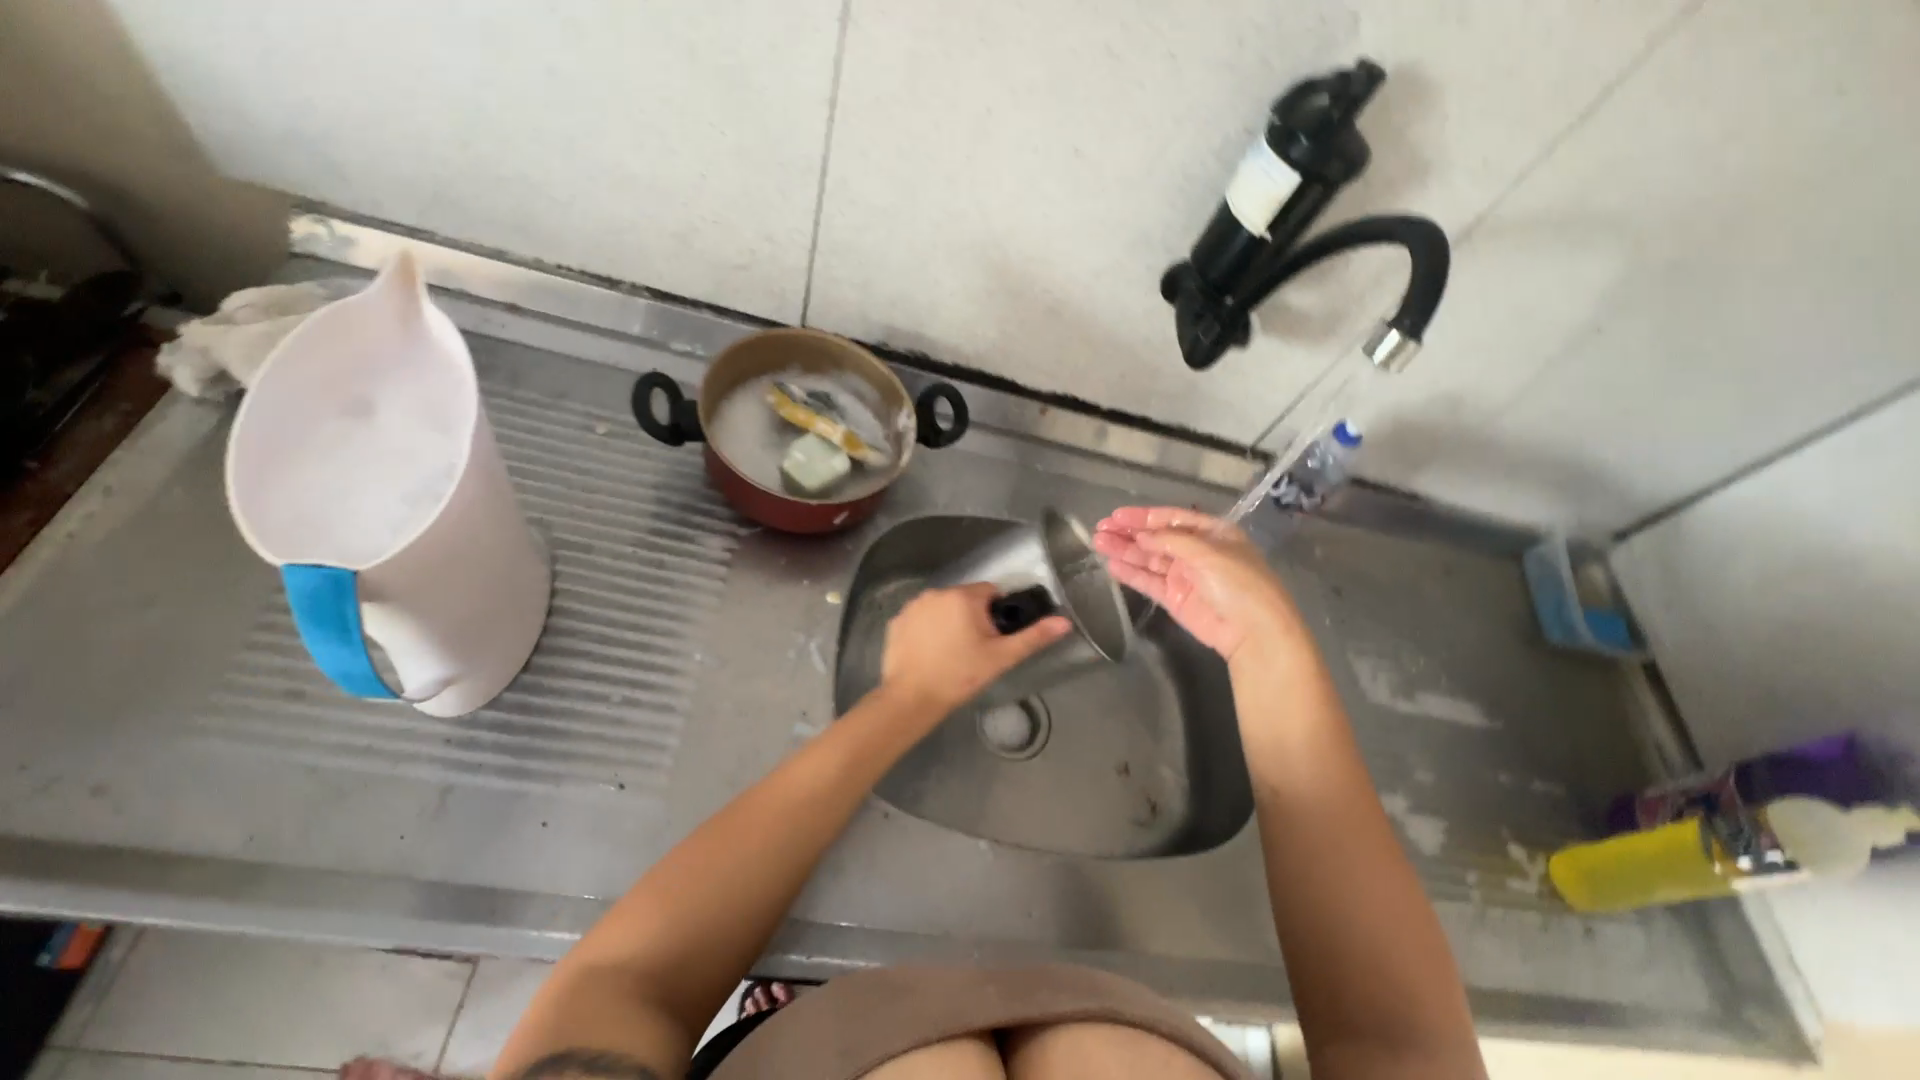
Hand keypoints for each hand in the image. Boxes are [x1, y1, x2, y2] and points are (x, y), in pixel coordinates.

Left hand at [879, 583, 1071, 716]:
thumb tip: (1064, 622)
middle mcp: (935, 593)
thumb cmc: (960, 675)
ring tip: (950, 654)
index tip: (991, 638)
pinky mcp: (896, 621)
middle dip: (971, 618)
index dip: (994, 614)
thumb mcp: (1001, 658)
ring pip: (941, 608)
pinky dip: (926, 630)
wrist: (912, 698)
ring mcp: (912, 606)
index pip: (989, 592)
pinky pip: (920, 619)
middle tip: (973, 649)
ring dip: (948, 622)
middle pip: (964, 599)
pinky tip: (929, 653)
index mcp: (963, 597)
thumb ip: (1033, 637)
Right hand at [1092, 506, 1305, 661]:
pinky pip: (1149, 582)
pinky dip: (1131, 574)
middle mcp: (1196, 551)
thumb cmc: (1238, 583)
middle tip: (1100, 529)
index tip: (1116, 516)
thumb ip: (1172, 541)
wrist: (1253, 631)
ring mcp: (1184, 576)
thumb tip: (1142, 536)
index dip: (1143, 516)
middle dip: (1129, 533)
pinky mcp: (1175, 599)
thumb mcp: (1208, 553)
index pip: (1172, 518)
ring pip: (1149, 559)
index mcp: (1212, 533)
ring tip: (1098, 543)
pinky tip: (1112, 565)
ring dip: (1124, 551)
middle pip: (1157, 538)